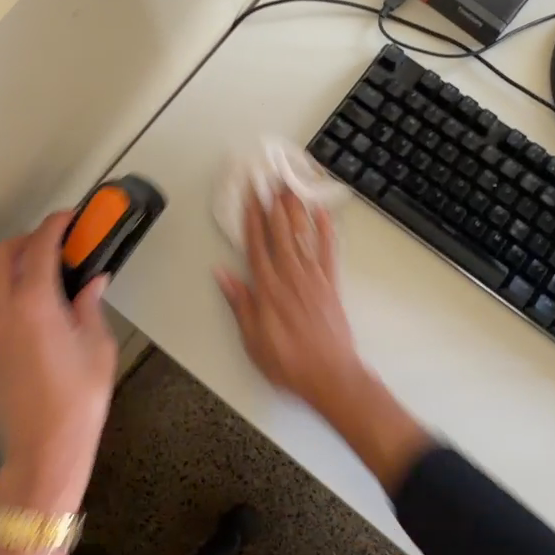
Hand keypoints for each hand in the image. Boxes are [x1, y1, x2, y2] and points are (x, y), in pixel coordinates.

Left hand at [0, 211, 119, 511]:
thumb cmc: (79, 398)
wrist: (44, 448)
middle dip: (29, 238)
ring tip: (36, 266)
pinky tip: (22, 297)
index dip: (56, 225)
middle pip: (4, 253)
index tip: (71, 217)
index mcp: (35, 303)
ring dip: (6, 259)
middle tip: (58, 243)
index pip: (40, 246)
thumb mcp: (98, 345)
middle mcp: (3, 308)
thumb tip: (92, 280)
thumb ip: (90, 305)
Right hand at [215, 188, 366, 416]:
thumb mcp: (253, 340)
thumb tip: (223, 274)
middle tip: (269, 179)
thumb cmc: (288, 363)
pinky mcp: (331, 285)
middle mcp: (290, 277)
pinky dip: (326, 232)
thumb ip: (240, 303)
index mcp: (268, 289)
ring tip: (290, 187)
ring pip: (302, 236)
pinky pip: (328, 252)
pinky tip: (323, 214)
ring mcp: (313, 279)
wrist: (331, 376)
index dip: (252, 218)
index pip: (256, 245)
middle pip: (280, 233)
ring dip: (295, 210)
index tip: (249, 195)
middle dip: (273, 204)